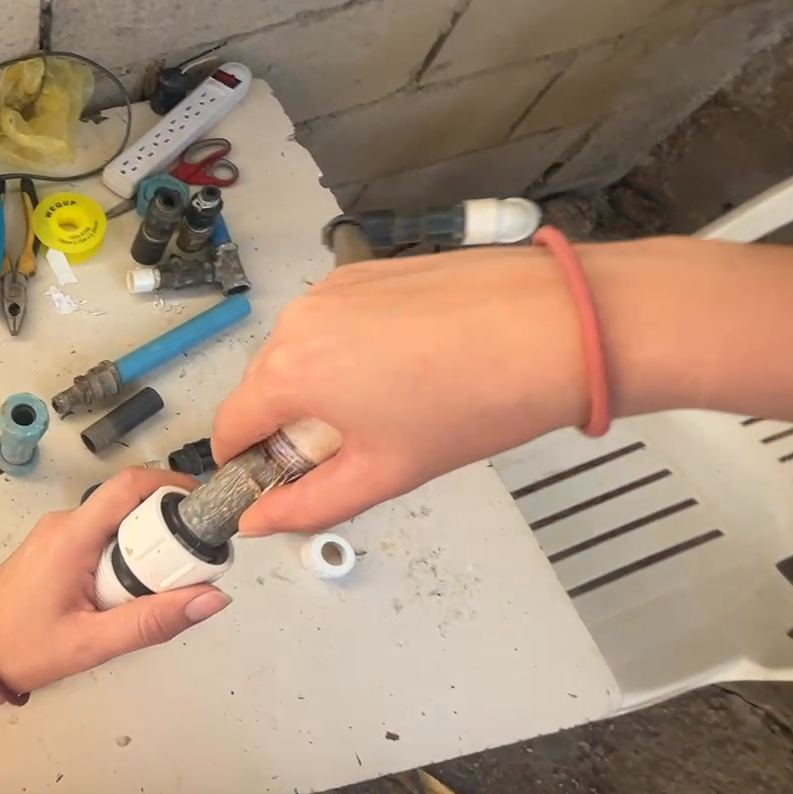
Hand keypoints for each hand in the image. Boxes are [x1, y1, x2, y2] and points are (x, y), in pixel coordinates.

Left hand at [0, 467, 231, 698]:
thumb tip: (209, 599)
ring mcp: (55, 534)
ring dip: (141, 551)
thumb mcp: (94, 642)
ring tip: (147, 594)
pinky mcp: (54, 547)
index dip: (171, 486)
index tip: (201, 508)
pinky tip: (119, 596)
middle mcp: (61, 525)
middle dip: (163, 533)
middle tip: (183, 572)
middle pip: (128, 506)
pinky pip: (98, 538)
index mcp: (70, 537)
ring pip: (115, 524)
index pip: (128, 487)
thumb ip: (154, 620)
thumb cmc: (20, 648)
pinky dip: (120, 559)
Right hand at [210, 244, 599, 535]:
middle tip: (343, 439)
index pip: (228, 424)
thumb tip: (258, 521)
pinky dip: (342, 343)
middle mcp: (292, 323)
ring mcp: (324, 292)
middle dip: (283, 418)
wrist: (564, 326)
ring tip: (381, 393)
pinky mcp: (357, 272)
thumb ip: (307, 505)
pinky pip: (326, 320)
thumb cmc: (477, 401)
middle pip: (259, 385)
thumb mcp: (386, 471)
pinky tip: (397, 356)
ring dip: (313, 378)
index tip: (264, 472)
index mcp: (287, 374)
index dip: (238, 457)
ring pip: (292, 350)